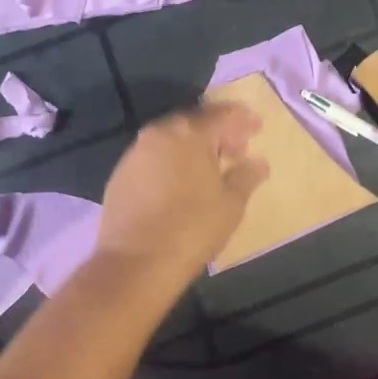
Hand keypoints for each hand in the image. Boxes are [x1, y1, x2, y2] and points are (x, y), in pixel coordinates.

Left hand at [95, 104, 266, 288]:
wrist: (134, 264)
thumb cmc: (192, 229)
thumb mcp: (231, 204)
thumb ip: (246, 176)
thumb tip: (257, 163)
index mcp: (190, 132)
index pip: (223, 114)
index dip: (243, 120)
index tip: (257, 129)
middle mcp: (159, 132)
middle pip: (195, 122)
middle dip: (217, 133)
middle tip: (236, 150)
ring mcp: (135, 152)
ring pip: (171, 139)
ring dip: (192, 147)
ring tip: (209, 169)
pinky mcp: (120, 174)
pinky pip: (154, 157)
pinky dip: (171, 162)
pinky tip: (180, 183)